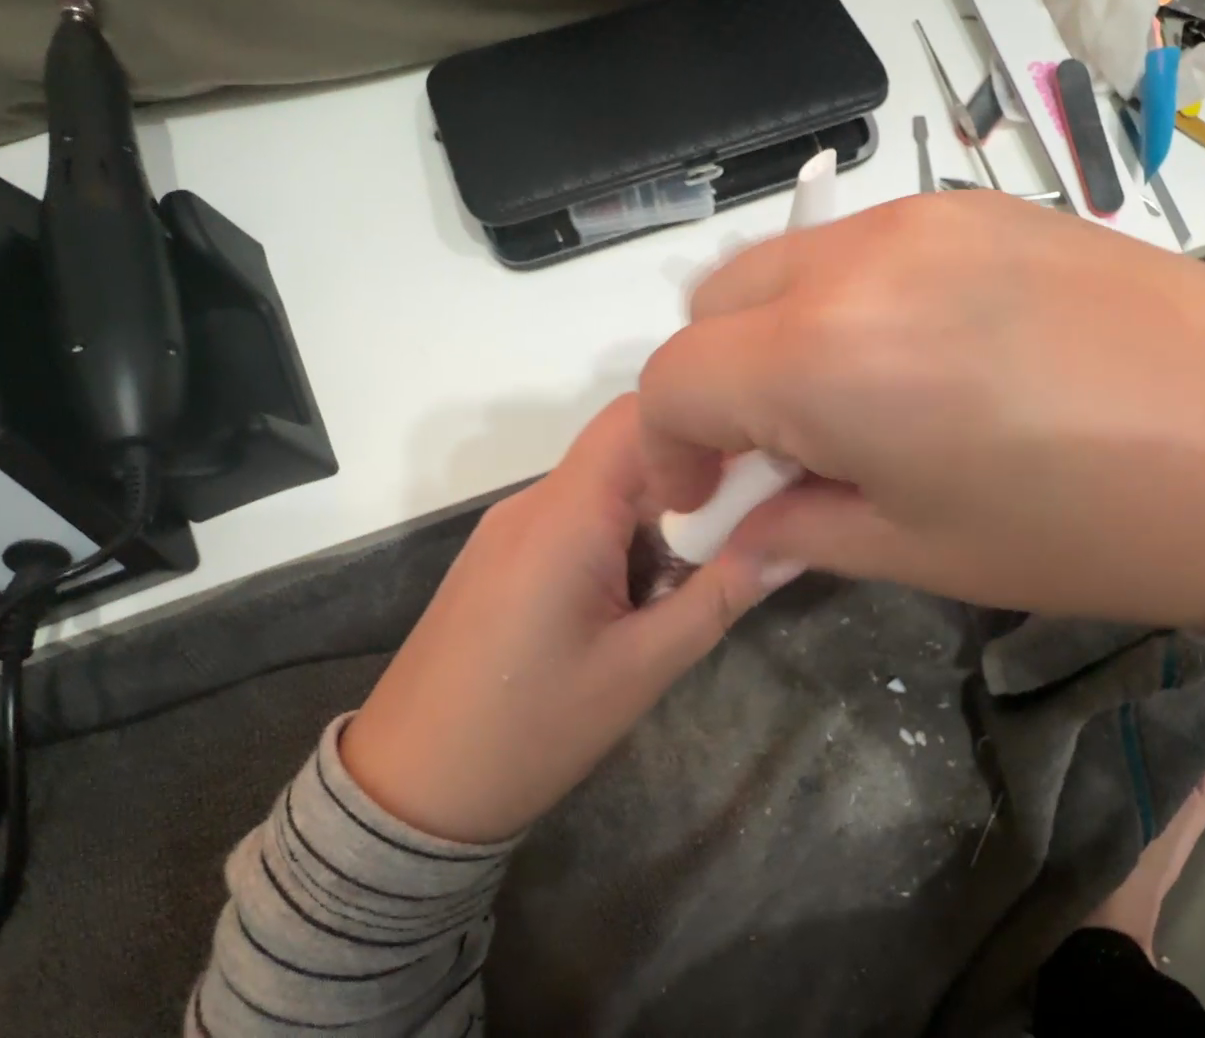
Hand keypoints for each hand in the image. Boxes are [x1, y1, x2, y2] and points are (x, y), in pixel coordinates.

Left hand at [340, 397, 795, 843]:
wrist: (412, 789)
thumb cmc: (533, 729)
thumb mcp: (643, 667)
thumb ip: (720, 595)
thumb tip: (792, 543)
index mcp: (566, 516)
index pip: (642, 415)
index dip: (708, 426)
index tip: (763, 470)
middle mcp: (534, 502)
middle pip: (628, 448)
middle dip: (694, 478)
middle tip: (748, 528)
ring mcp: (511, 528)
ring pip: (605, 485)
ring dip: (661, 514)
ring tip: (699, 571)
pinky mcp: (503, 557)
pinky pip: (576, 519)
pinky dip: (624, 536)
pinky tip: (641, 594)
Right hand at [638, 192, 1204, 632]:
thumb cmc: (1080, 528)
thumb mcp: (916, 550)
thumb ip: (797, 530)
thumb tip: (737, 530)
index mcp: (823, 360)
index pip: (674, 382)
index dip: (671, 450)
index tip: (708, 497)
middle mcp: (855, 262)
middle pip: (716, 307)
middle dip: (718, 386)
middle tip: (777, 454)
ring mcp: (923, 217)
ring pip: (787, 267)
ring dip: (780, 339)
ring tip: (851, 408)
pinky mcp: (982, 203)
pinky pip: (866, 247)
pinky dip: (847, 303)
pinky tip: (917, 358)